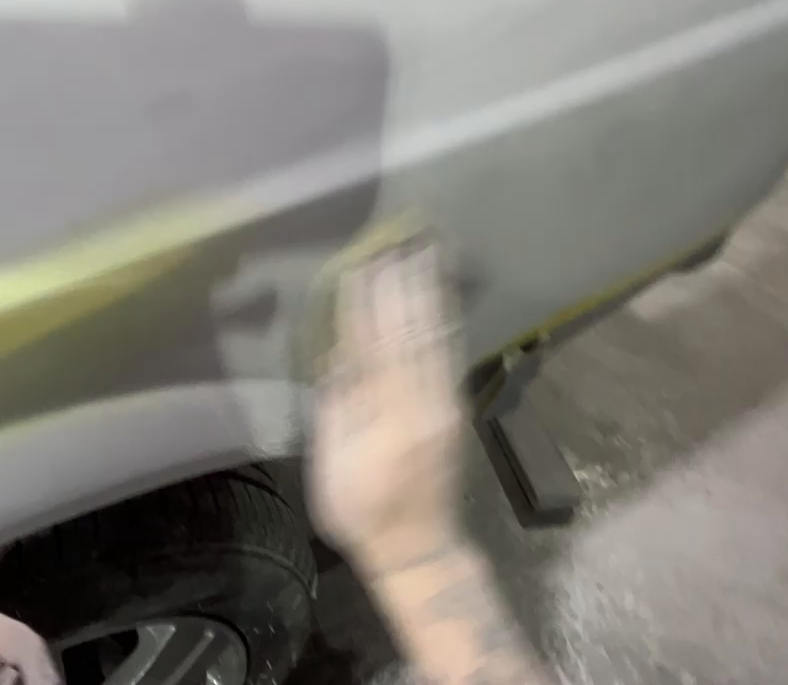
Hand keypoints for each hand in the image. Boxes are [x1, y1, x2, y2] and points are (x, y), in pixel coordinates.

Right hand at [307, 239, 469, 572]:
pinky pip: (448, 356)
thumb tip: (338, 351)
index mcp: (383, 413)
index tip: (361, 261)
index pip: (370, 343)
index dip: (365, 301)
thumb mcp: (334, 461)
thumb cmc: (361, 508)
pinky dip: (444, 322)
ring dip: (427, 293)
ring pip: (433, 337)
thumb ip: (337, 404)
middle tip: (400, 240)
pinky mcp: (453, 407)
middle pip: (407, 331)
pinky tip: (441, 299)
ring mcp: (442, 402)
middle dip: (401, 283)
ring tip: (425, 254)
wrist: (419, 547)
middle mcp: (418, 400)